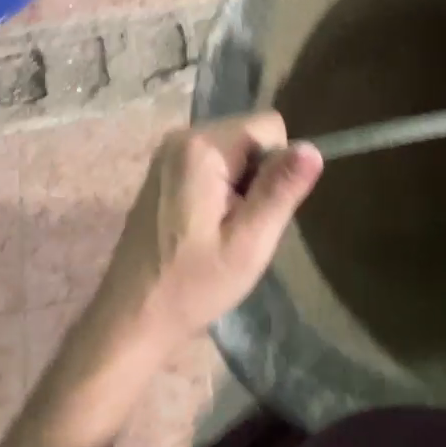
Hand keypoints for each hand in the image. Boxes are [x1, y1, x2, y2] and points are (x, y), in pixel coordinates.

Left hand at [95, 112, 322, 352]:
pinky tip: (205, 227)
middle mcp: (181, 136)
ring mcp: (168, 153)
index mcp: (202, 147)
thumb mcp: (249, 243)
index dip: (276, 168)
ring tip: (221, 230)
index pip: (270, 127)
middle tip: (238, 226)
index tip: (255, 211)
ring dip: (241, 186)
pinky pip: (214, 163)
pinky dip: (221, 190)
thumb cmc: (192, 285)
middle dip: (257, 176)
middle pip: (251, 136)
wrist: (131, 320)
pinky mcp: (163, 170)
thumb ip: (281, 189)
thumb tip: (314, 148)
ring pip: (235, 151)